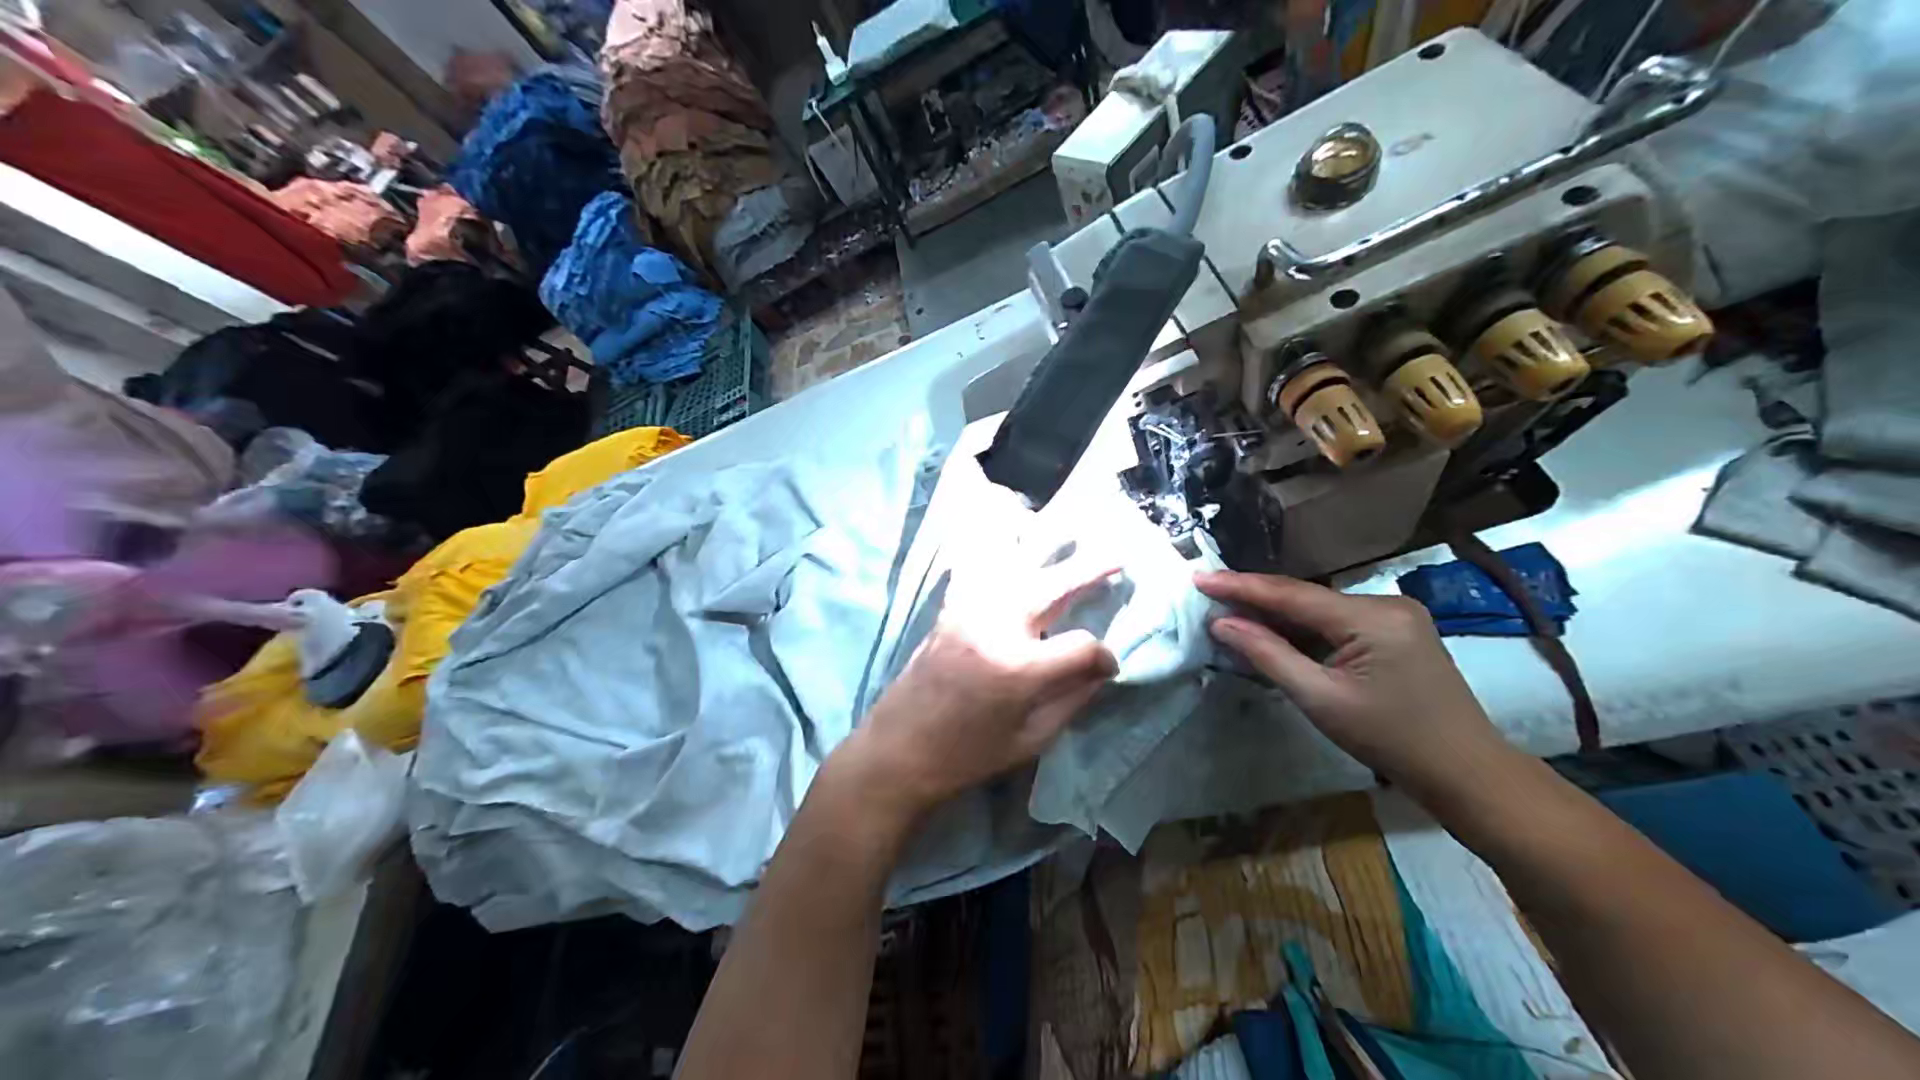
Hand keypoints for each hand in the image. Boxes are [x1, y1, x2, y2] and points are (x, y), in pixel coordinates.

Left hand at [836, 553, 1120, 825]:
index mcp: (1019, 669)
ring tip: (1070, 537)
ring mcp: (968, 613)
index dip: (1102, 656)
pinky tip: (1013, 538)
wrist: (898, 750)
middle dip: (1088, 569)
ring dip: (1045, 549)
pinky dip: (999, 551)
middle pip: (1051, 586)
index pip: (1080, 646)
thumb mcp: (1031, 741)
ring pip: (1013, 565)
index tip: (1108, 666)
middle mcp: (995, 628)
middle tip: (1116, 558)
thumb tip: (1101, 670)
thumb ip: (1071, 700)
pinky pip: (978, 568)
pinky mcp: (950, 610)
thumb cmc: (967, 756)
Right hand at [1195, 570, 1506, 794]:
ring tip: (1231, 612)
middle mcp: (1386, 603)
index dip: (1240, 585)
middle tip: (1209, 594)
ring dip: (1278, 614)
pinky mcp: (1398, 630)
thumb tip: (1221, 623)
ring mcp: (1396, 615)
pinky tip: (1275, 632)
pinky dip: (1304, 628)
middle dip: (1256, 598)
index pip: (1291, 595)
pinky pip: (1338, 621)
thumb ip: (1267, 654)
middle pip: (1305, 597)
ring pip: (1320, 608)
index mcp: (1371, 617)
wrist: (1465, 771)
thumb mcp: (1319, 699)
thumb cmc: (1390, 739)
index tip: (1199, 578)